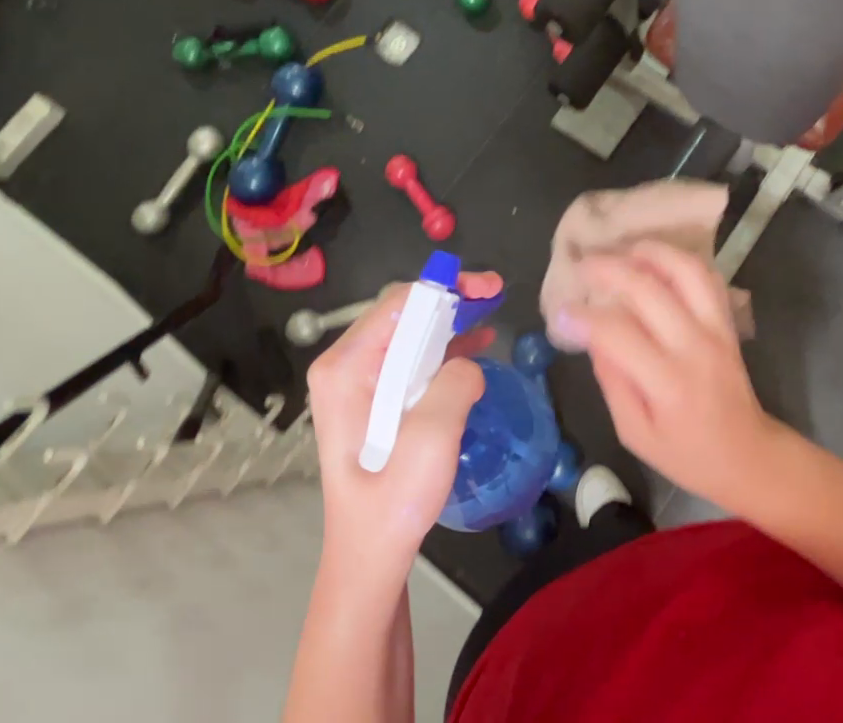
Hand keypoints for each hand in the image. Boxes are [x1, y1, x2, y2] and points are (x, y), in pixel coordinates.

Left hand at [307, 272, 499, 575]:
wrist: (372, 556)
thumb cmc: (393, 500)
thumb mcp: (430, 438)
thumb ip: (454, 384)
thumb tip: (468, 363)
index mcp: (346, 368)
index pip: (398, 304)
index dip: (444, 287)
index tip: (488, 289)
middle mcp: (347, 368)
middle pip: (402, 313)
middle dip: (450, 299)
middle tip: (495, 295)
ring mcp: (360, 386)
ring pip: (410, 335)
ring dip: (451, 322)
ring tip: (491, 314)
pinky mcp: (377, 404)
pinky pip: (413, 361)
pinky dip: (445, 348)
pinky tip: (476, 346)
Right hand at [565, 242, 789, 510]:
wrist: (748, 455)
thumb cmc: (686, 454)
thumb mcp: (634, 432)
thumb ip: (612, 381)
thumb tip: (591, 335)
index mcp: (667, 383)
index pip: (617, 331)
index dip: (583, 316)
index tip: (561, 311)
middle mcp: (695, 347)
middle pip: (649, 289)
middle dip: (609, 269)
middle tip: (582, 266)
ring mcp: (717, 329)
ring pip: (687, 271)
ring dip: (651, 253)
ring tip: (622, 252)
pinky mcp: (728, 323)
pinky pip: (707, 278)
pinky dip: (680, 262)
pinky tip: (657, 264)